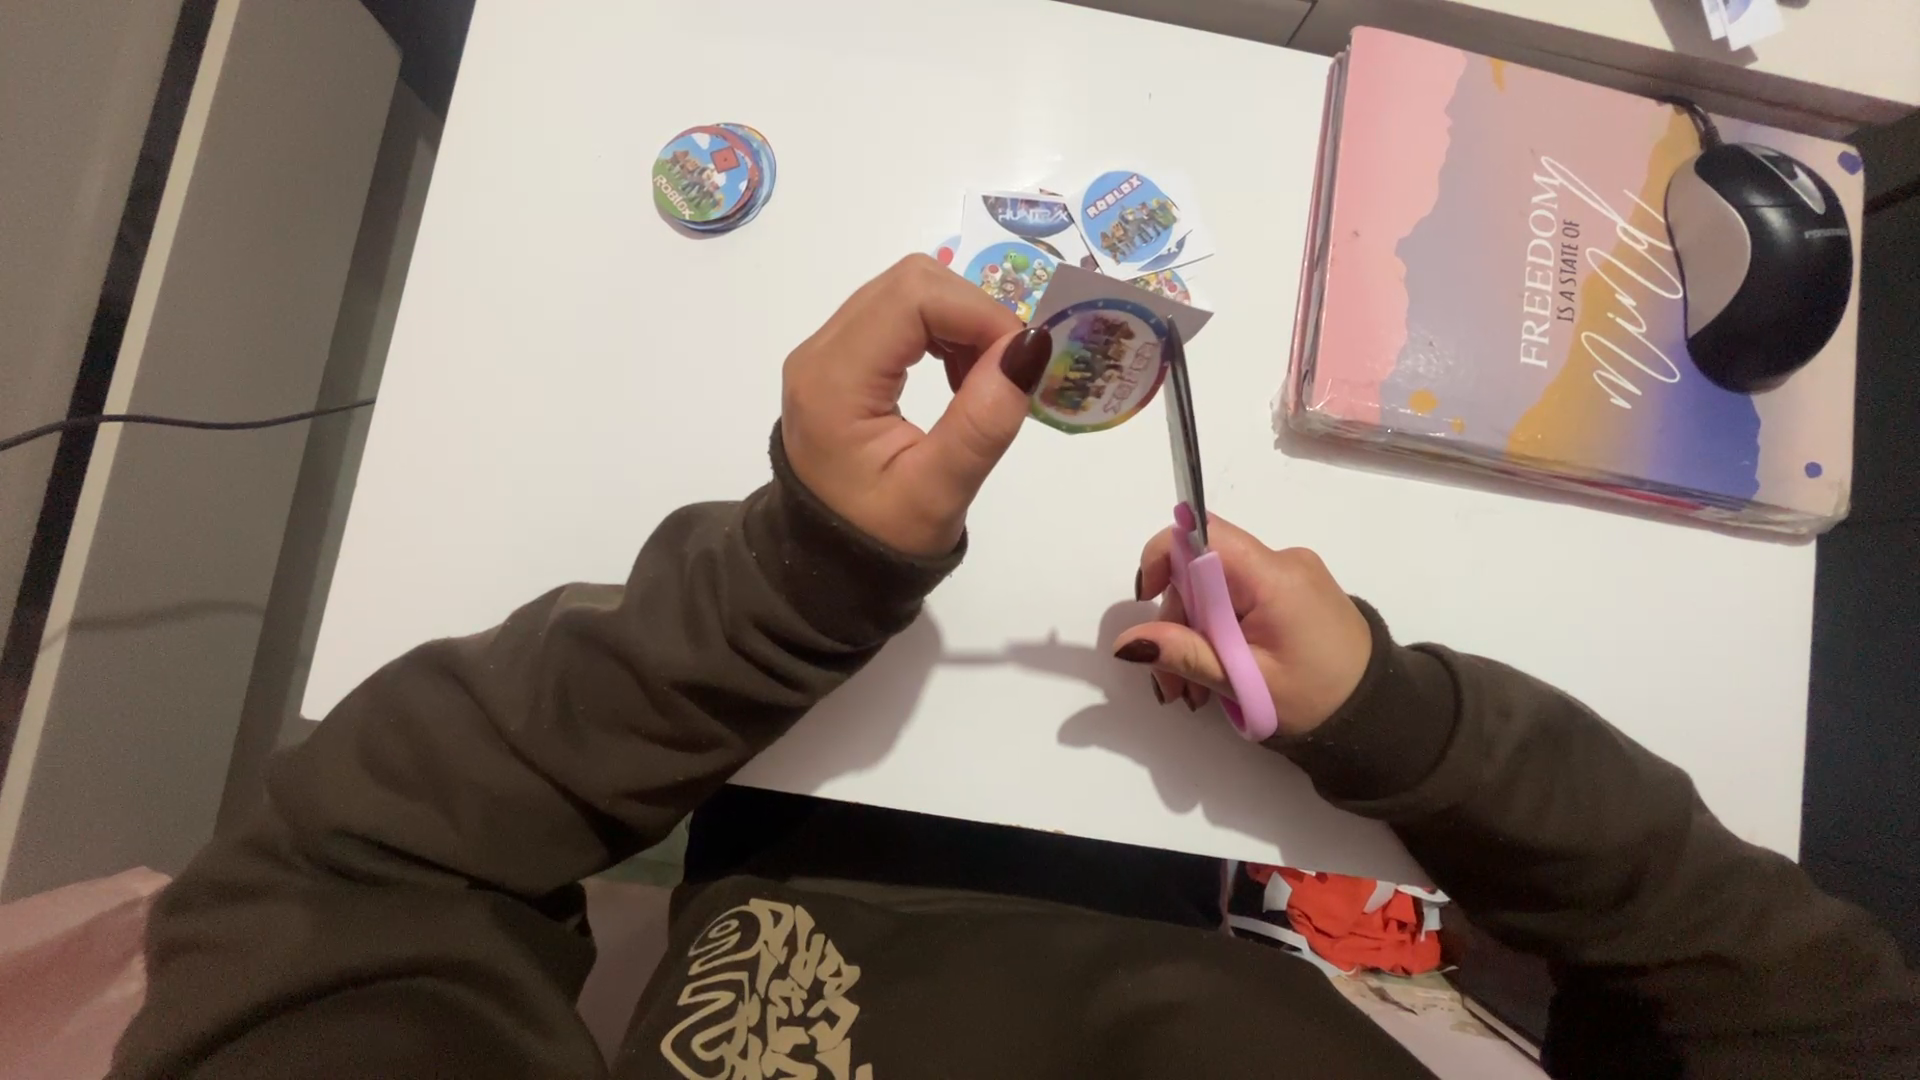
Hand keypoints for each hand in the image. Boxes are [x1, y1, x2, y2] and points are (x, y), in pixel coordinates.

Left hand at [781, 255, 1053, 555]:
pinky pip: (898, 318)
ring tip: (987, 381)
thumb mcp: (938, 494)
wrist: (830, 562)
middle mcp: (821, 353)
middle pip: (909, 284)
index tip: (1025, 358)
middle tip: (1010, 371)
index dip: (979, 312)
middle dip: (973, 314)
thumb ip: (982, 422)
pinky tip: (961, 380)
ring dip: (960, 323)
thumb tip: (1032, 346)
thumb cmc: (881, 539)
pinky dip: (942, 334)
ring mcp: (827, 354)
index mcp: (835, 382)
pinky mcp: (841, 362)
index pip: (913, 297)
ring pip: (906, 294)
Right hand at [1112, 514, 1372, 737]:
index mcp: (1273, 576)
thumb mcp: (1244, 682)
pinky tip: (1212, 674)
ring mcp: (1287, 575)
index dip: (1164, 554)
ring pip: (1213, 590)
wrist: (1382, 716)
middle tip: (1170, 682)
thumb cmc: (1320, 700)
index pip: (1203, 534)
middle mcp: (1280, 562)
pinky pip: (1235, 599)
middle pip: (1201, 572)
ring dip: (1192, 636)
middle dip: (1175, 623)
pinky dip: (1217, 633)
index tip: (1147, 596)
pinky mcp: (1289, 591)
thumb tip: (1125, 643)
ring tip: (1189, 691)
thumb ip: (1184, 654)